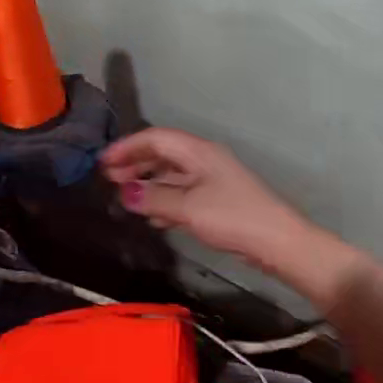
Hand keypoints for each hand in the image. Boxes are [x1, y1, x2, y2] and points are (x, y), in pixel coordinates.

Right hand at [100, 127, 370, 307]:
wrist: (279, 244)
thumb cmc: (232, 218)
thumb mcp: (187, 208)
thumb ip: (153, 198)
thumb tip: (124, 192)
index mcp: (197, 152)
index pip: (154, 138)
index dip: (126, 147)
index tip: (103, 162)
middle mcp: (203, 160)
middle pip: (161, 153)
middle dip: (134, 163)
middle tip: (109, 179)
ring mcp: (210, 180)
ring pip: (170, 174)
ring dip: (146, 183)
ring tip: (124, 197)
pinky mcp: (215, 200)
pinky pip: (181, 192)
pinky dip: (162, 199)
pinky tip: (152, 217)